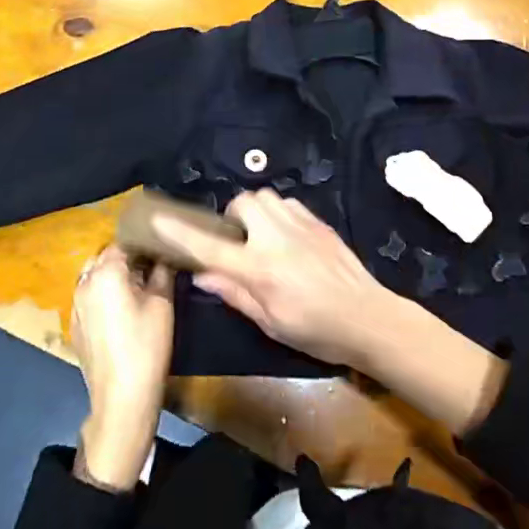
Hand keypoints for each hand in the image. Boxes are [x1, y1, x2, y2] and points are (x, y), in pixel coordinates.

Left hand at [70, 245, 173, 490]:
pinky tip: (122, 311)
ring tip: (138, 289)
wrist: (121, 397)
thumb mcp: (163, 303)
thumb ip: (163, 271)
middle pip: (105, 257)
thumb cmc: (146, 345)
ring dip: (113, 276)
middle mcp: (84, 283)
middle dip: (126, 258)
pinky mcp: (75, 325)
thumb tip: (164, 255)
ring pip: (94, 277)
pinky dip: (103, 295)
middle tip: (152, 269)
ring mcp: (75, 305)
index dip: (144, 244)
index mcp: (105, 272)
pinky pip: (89, 298)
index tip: (162, 250)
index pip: (124, 242)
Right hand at [154, 188, 401, 366]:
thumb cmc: (316, 331)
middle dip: (231, 216)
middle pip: (242, 203)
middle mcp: (277, 238)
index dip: (181, 233)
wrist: (369, 319)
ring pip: (266, 197)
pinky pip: (288, 203)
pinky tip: (284, 236)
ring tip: (259, 236)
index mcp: (259, 268)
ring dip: (254, 211)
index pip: (210, 247)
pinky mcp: (319, 223)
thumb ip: (235, 293)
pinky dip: (277, 212)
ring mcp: (301, 226)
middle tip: (235, 240)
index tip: (158, 218)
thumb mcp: (270, 323)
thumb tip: (202, 274)